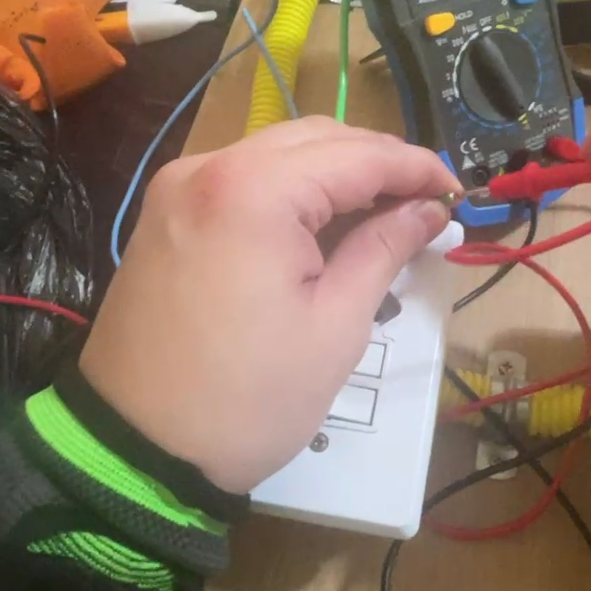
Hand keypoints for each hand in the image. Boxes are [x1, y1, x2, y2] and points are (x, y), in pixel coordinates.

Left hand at [80, 118, 458, 493]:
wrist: (135, 451)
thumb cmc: (247, 399)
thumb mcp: (335, 326)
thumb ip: (385, 249)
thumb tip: (428, 211)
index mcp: (252, 191)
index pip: (357, 155)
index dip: (416, 168)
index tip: (456, 191)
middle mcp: (208, 167)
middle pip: (316, 139)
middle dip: (378, 163)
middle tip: (425, 204)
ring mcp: (178, 188)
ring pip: (278, 153)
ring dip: (336, 173)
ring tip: (384, 213)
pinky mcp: (166, 214)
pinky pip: (243, 179)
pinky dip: (292, 190)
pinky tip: (324, 222)